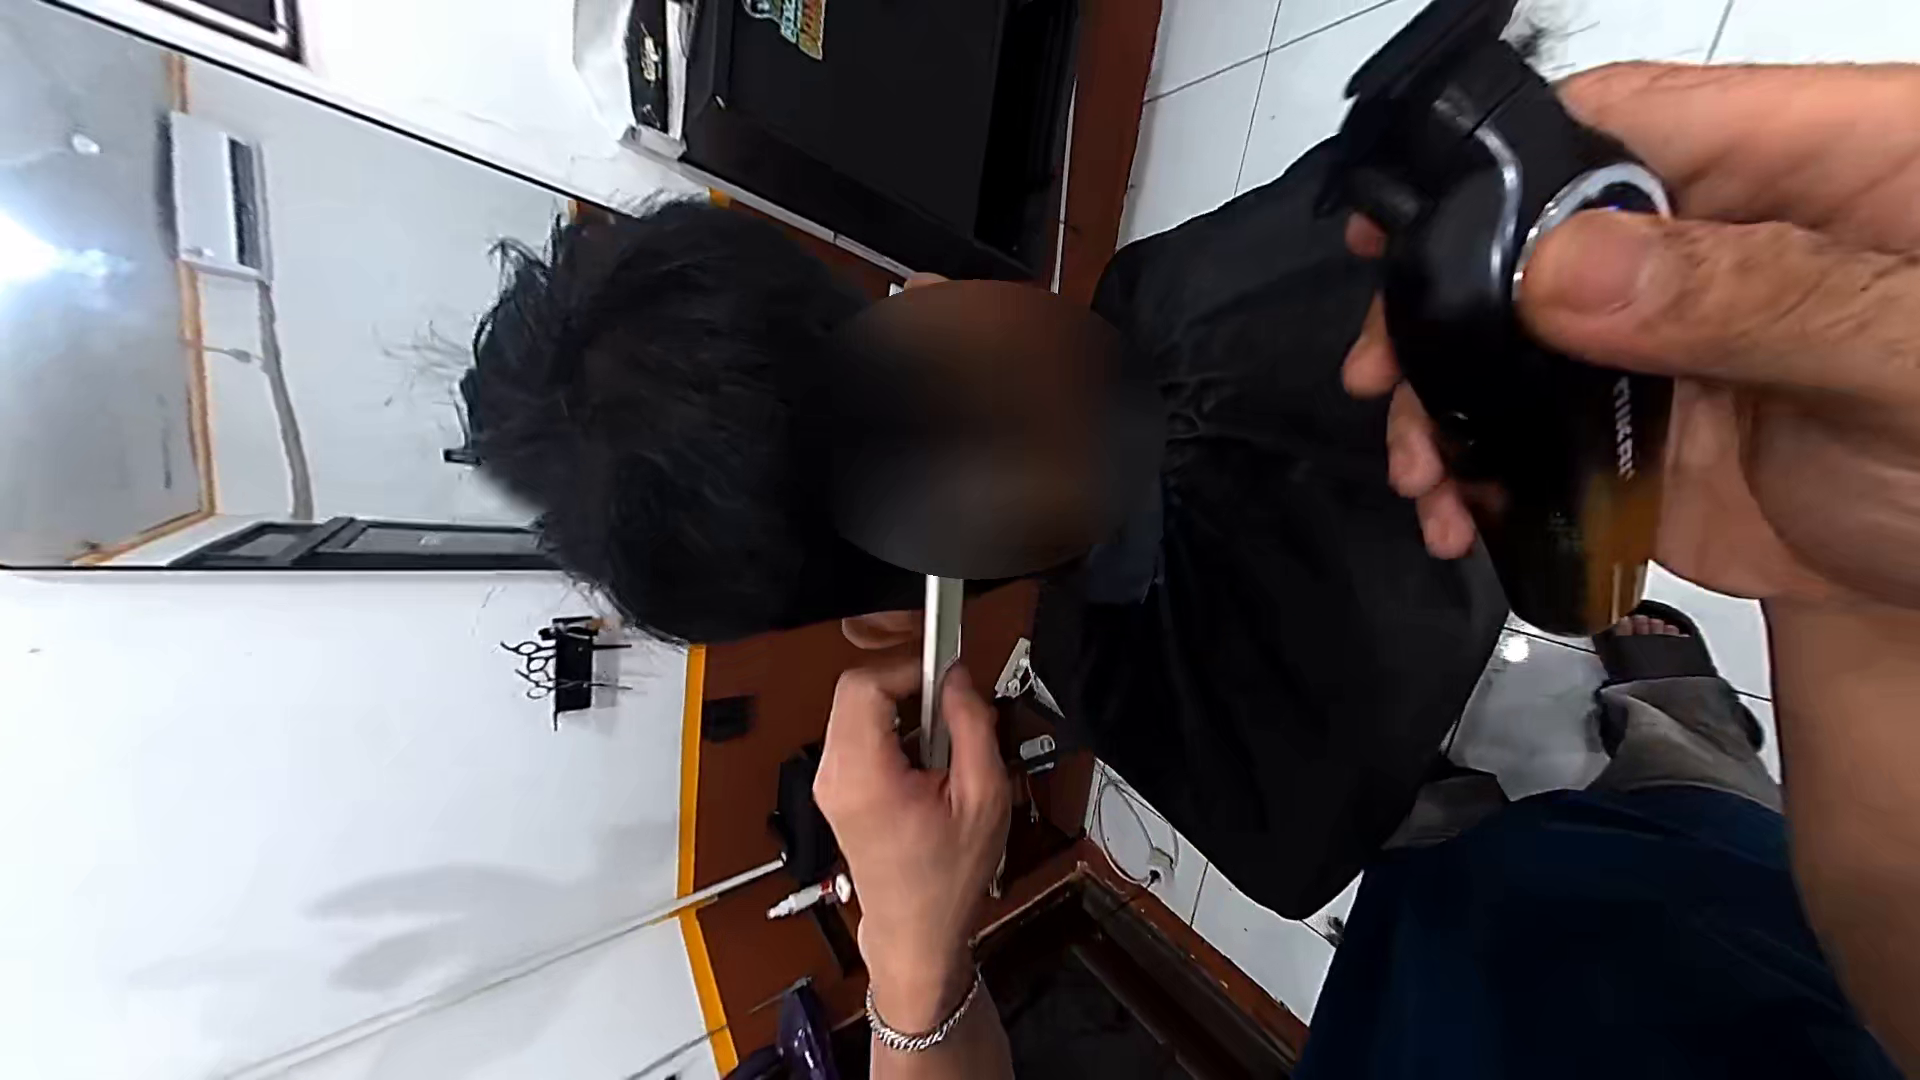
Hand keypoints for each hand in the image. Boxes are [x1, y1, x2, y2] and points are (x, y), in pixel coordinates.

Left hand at [813, 659, 1010, 1030]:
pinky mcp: (836, 783)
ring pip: (856, 703)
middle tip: (947, 704)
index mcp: (864, 776)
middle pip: (856, 688)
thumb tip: (958, 677)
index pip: (864, 684)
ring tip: (939, 739)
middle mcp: (834, 773)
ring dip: (901, 704)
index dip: (908, 667)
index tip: (943, 675)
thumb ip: (972, 724)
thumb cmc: (946, 879)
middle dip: (906, 682)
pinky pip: (857, 727)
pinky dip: (892, 724)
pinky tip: (923, 754)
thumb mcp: (984, 796)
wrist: (916, 930)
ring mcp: (830, 779)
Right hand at [1345, 63, 1919, 611]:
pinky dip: (1463, 478)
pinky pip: (1504, 437)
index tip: (1391, 233)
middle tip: (1380, 380)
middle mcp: (1698, 255)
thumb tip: (1558, 269)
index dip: (1493, 165)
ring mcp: (1639, 349)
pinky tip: (1455, 511)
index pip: (1622, 124)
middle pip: (1516, 253)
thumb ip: (1756, 297)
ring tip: (1423, 477)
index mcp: (1806, 175)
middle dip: (1429, 325)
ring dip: (1434, 418)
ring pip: (1489, 357)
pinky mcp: (1605, 430)